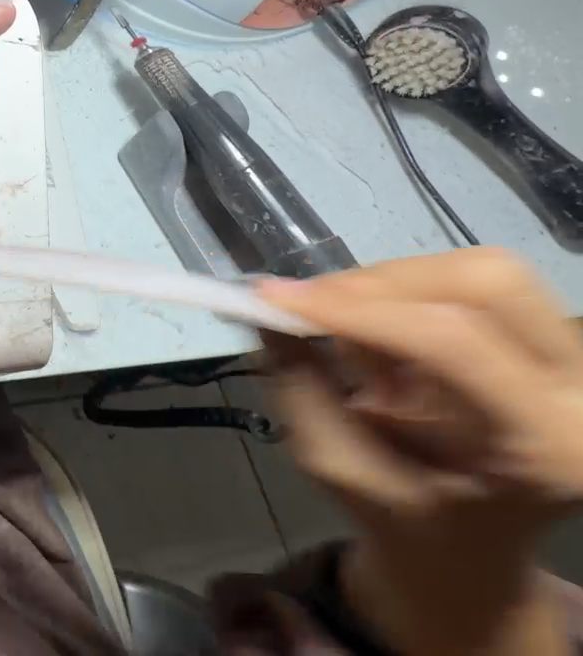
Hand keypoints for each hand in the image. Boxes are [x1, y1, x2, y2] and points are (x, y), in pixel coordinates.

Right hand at [260, 249, 582, 655]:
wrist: (466, 542)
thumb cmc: (401, 514)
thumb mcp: (334, 464)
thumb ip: (298, 385)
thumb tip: (262, 306)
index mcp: (547, 448)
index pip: (454, 344)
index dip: (355, 311)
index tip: (271, 297)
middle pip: (484, 285)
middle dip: (377, 283)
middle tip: (309, 305)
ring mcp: (574, 363)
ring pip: (475, 272)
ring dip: (384, 287)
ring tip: (349, 335)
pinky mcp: (546, 341)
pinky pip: (463, 283)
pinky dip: (395, 294)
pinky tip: (376, 336)